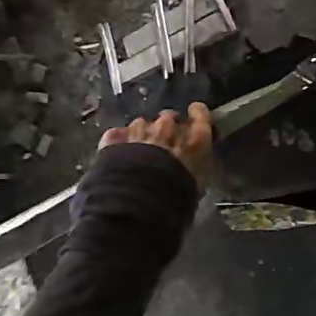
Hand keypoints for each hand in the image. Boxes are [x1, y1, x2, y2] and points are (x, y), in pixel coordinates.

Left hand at [98, 104, 212, 186]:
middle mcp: (167, 128)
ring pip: (142, 123)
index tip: (195, 116)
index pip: (200, 113)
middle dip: (169, 125)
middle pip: (168, 116)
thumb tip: (193, 158)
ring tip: (141, 148)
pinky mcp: (114, 140)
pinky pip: (117, 134)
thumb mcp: (199, 182)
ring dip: (144, 131)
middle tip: (167, 140)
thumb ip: (196, 162)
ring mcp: (138, 132)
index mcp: (193, 139)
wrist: (139, 202)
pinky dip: (119, 139)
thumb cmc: (178, 195)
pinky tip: (119, 150)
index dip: (197, 114)